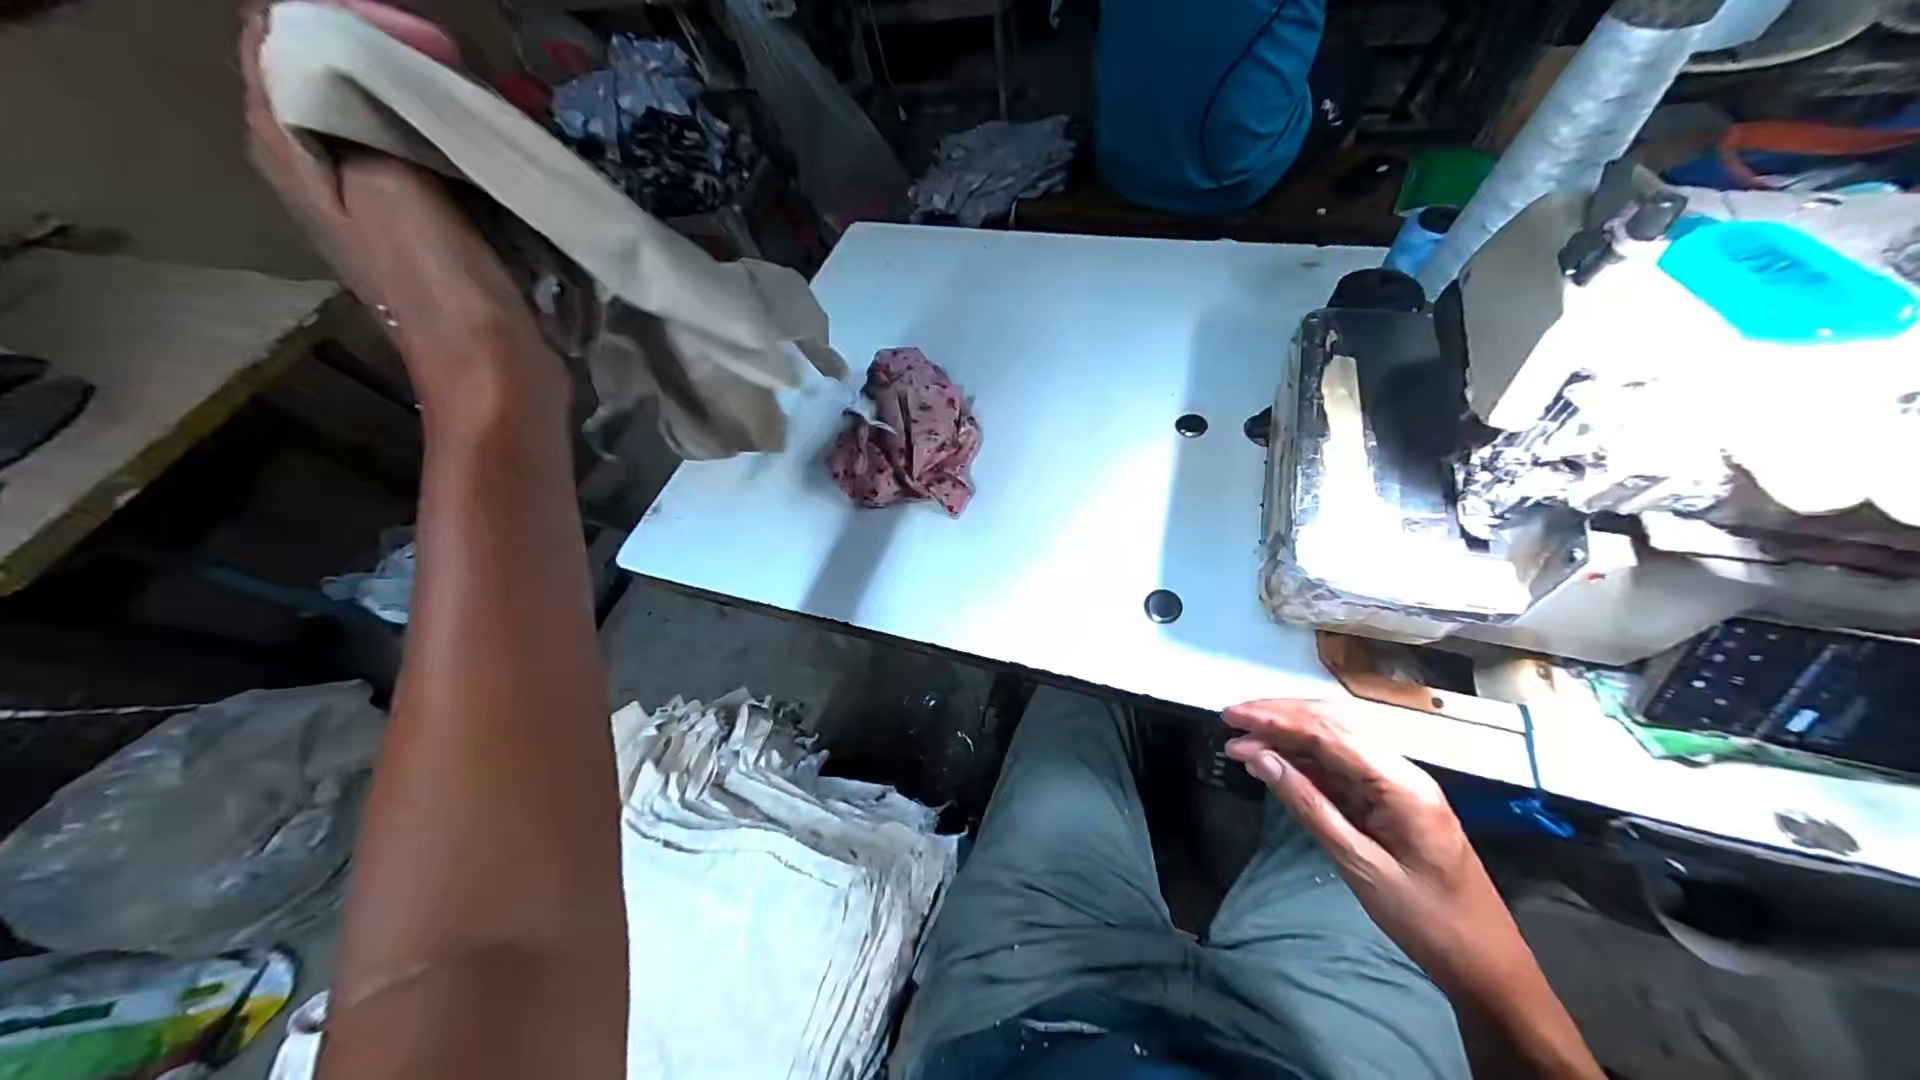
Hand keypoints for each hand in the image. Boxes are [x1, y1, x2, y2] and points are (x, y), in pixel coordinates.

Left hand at [238, 1, 563, 420]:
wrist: (497, 378)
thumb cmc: (445, 293)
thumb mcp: (391, 187)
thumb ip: (365, 107)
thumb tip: (370, 51)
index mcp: (294, 152)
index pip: (285, 38)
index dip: (352, 26)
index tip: (431, 50)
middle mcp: (330, 170)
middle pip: (348, 75)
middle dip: (409, 63)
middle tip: (471, 80)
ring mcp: (390, 203)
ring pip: (402, 117)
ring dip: (448, 107)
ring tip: (497, 116)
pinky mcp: (441, 230)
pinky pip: (443, 161)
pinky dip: (471, 148)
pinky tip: (504, 158)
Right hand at [1225, 700, 1604, 1079]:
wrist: (1487, 965)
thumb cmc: (1426, 920)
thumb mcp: (1359, 864)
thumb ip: (1307, 804)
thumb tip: (1258, 757)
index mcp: (1399, 783)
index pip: (1326, 732)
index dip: (1273, 719)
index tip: (1231, 716)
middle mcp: (1399, 770)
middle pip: (1331, 722)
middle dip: (1278, 715)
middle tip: (1231, 721)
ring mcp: (1396, 783)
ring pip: (1335, 738)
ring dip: (1288, 732)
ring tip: (1243, 738)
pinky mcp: (1389, 798)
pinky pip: (1340, 765)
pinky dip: (1304, 756)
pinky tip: (1275, 760)